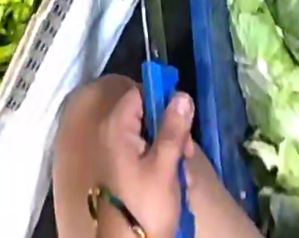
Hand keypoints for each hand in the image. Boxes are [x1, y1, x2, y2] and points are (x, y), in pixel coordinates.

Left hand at [94, 87, 196, 237]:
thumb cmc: (145, 205)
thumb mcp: (164, 167)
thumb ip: (173, 129)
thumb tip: (182, 95)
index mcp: (116, 125)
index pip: (139, 93)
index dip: (162, 101)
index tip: (183, 121)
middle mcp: (111, 133)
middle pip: (146, 116)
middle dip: (171, 133)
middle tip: (187, 155)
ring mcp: (115, 152)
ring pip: (149, 138)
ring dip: (170, 154)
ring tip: (184, 179)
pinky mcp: (122, 170)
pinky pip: (145, 156)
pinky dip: (162, 166)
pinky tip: (176, 186)